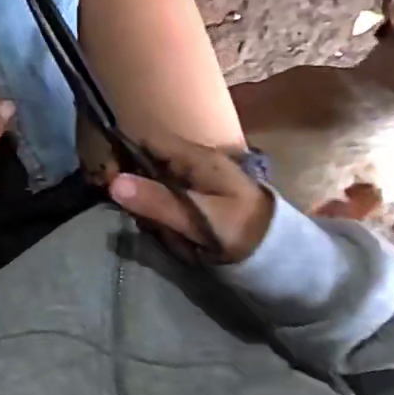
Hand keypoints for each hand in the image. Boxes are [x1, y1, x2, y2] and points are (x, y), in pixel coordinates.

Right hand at [105, 132, 272, 262]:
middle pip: (148, 166)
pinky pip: (171, 202)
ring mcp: (198, 179)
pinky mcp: (201, 197)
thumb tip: (113, 183)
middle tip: (148, 222)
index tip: (112, 184)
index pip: (147, 142)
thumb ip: (157, 201)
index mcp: (196, 158)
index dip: (125, 157)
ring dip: (155, 212)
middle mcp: (195, 162)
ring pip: (156, 187)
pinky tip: (179, 237)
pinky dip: (168, 219)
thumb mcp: (198, 218)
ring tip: (171, 235)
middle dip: (141, 194)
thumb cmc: (242, 230)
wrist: (281, 253)